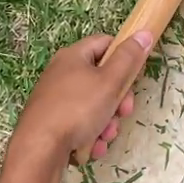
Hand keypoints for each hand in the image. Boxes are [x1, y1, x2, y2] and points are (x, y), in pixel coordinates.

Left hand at [13, 31, 152, 163]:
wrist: (39, 149)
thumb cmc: (77, 109)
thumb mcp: (110, 81)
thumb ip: (128, 58)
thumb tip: (144, 32)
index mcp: (73, 56)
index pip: (106, 43)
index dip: (124, 56)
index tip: (135, 76)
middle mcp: (62, 73)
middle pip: (102, 78)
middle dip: (118, 100)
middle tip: (123, 112)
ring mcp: (56, 99)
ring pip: (94, 105)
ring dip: (106, 122)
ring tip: (105, 135)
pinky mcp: (53, 122)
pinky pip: (80, 123)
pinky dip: (90, 134)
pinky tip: (92, 147)